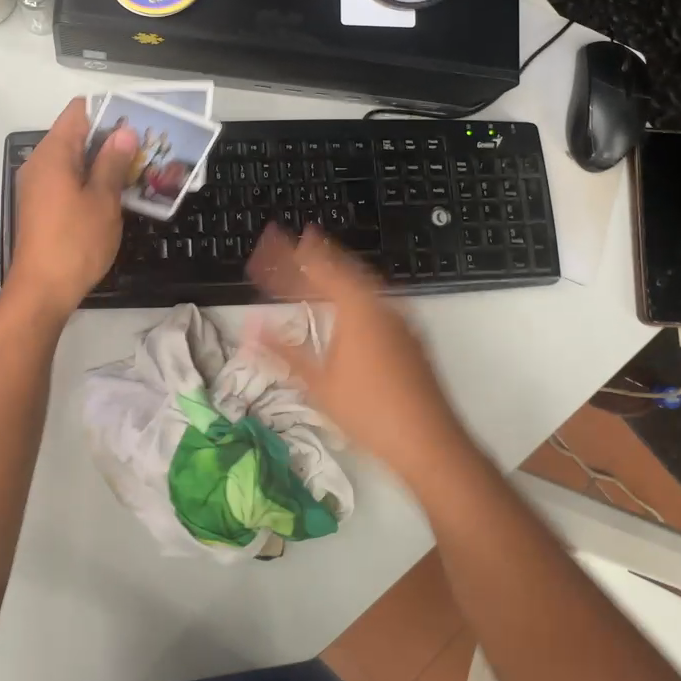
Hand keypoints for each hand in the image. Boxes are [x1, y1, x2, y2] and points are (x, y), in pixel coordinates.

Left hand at [3, 98, 137, 318]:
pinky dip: (91, 180)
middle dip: (110, 137)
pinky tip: (117, 193)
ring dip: (103, 162)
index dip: (109, 110)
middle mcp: (40, 163)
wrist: (42, 291)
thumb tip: (124, 131)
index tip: (138, 120)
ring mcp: (39, 186)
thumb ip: (112, 162)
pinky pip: (68, 180)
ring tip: (138, 169)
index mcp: (53, 153)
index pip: (79, 112)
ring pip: (74, 160)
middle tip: (146, 147)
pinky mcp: (42, 206)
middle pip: (76, 134)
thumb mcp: (103, 200)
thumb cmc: (75, 242)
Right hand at [247, 225, 470, 481]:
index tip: (273, 239)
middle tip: (297, 240)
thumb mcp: (317, 383)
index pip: (317, 268)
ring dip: (338, 270)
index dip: (291, 254)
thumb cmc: (369, 412)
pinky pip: (378, 299)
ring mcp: (401, 319)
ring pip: (364, 282)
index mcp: (355, 308)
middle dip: (317, 253)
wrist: (429, 441)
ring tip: (318, 264)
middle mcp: (380, 304)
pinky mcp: (411, 336)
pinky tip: (351, 304)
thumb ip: (282, 351)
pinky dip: (357, 291)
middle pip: (344, 267)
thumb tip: (250, 328)